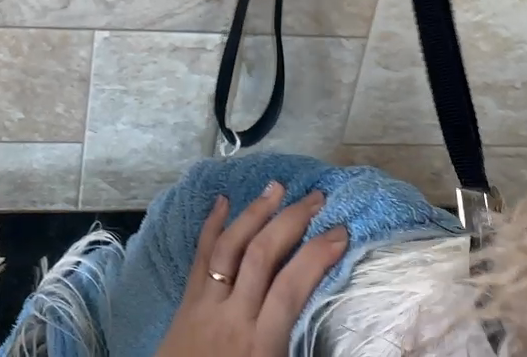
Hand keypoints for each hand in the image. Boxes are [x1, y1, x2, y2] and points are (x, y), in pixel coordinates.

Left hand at [155, 183, 348, 356]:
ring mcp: (206, 304)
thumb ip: (300, 348)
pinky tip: (222, 200)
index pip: (291, 288)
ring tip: (276, 187)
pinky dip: (211, 226)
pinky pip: (200, 256)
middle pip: (262, 256)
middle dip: (291, 222)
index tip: (340, 231)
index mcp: (260, 345)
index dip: (317, 256)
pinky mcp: (186, 301)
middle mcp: (233, 316)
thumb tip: (331, 327)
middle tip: (316, 198)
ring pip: (230, 247)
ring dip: (254, 213)